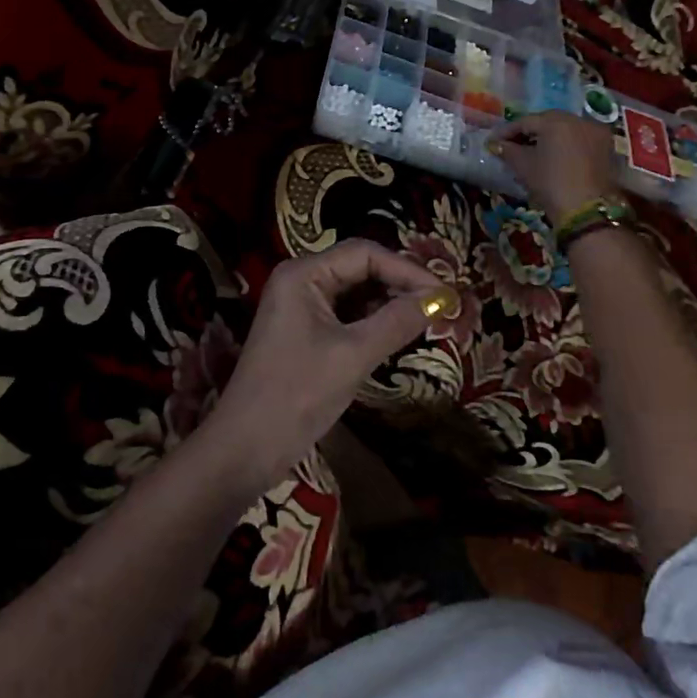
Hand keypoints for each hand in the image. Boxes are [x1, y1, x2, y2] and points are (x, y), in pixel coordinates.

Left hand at [203, 240, 444, 485]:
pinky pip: (346, 316)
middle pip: (359, 269)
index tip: (448, 294)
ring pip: (355, 294)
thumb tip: (442, 298)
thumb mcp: (353, 355)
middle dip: (401, 285)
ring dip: (390, 304)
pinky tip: (400, 334)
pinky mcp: (304, 334)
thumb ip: (397, 321)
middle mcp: (299, 282)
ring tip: (430, 320)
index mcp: (302, 274)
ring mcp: (300, 309)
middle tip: (444, 308)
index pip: (364, 253)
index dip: (408, 269)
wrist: (248, 444)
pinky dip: (373, 322)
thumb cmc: (297, 394)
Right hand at [490, 112, 618, 216]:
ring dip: (548, 136)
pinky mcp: (605, 145)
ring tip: (533, 150)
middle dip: (529, 131)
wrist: (584, 208)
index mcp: (555, 122)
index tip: (493, 141)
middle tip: (513, 144)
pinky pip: (579, 137)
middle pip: (548, 121)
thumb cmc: (549, 183)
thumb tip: (496, 144)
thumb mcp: (523, 166)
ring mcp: (595, 131)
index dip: (507, 131)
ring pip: (566, 128)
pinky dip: (565, 143)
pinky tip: (555, 155)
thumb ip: (507, 150)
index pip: (525, 121)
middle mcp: (578, 119)